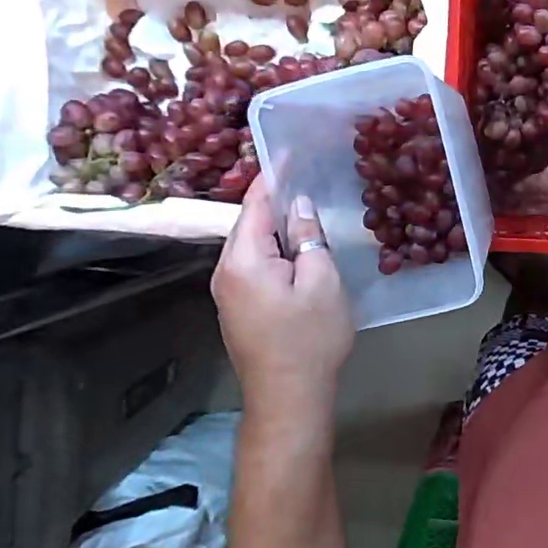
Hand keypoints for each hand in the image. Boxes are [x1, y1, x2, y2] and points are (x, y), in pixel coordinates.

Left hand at [211, 175, 354, 430]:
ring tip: (303, 209)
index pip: (255, 205)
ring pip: (251, 245)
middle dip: (272, 199)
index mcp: (243, 260)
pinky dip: (273, 249)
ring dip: (274, 226)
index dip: (272, 176)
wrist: (289, 397)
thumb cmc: (310, 338)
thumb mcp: (322, 281)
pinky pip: (253, 264)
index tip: (286, 150)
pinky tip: (295, 250)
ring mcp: (227, 292)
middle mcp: (225, 271)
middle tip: (302, 177)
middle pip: (249, 224)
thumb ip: (309, 238)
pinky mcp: (237, 308)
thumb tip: (299, 207)